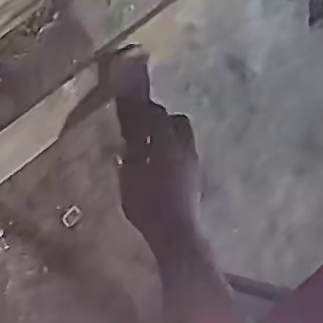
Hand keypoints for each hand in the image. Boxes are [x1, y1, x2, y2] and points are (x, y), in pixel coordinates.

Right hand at [105, 48, 205, 261]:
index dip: (140, 103)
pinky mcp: (196, 179)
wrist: (176, 233)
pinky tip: (159, 166)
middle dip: (158, 119)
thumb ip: (129, 153)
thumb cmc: (147, 206)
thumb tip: (126, 133)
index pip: (152, 113)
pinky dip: (171, 153)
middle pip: (174, 122)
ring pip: (181, 138)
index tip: (129, 90)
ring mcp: (193, 163)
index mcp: (165, 143)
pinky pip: (183, 155)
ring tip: (150, 146)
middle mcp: (184, 147)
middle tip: (139, 124)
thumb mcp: (129, 178)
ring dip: (167, 136)